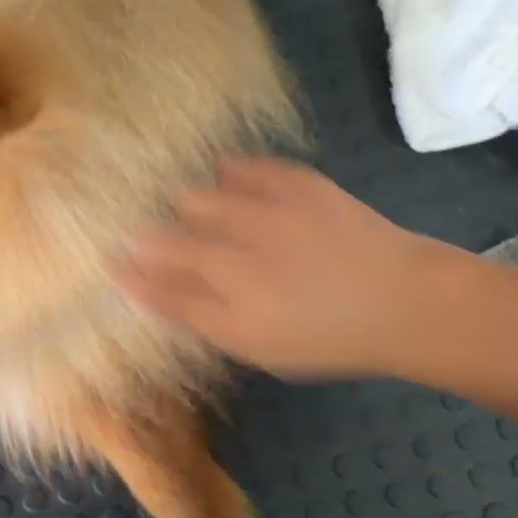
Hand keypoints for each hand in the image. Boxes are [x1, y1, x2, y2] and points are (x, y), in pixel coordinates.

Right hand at [114, 158, 457, 377]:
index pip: (160, 286)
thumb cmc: (327, 337)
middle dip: (147, 237)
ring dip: (183, 206)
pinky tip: (223, 177)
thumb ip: (201, 319)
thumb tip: (152, 291)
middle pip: (170, 238)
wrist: (406, 301)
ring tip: (186, 210)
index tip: (112, 263)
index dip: (130, 273)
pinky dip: (226, 173)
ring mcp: (269, 217)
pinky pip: (244, 168)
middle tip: (146, 236)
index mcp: (230, 307)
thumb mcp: (259, 348)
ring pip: (199, 199)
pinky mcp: (297, 186)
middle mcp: (241, 260)